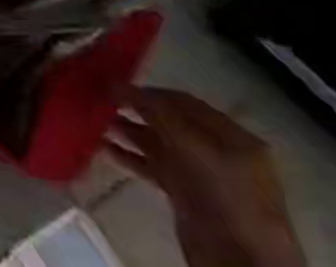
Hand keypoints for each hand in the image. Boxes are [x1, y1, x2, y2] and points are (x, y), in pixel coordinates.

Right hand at [106, 87, 305, 266]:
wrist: (240, 263)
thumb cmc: (225, 196)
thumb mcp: (194, 146)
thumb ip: (158, 113)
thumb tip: (118, 85)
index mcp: (231, 136)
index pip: (184, 102)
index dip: (149, 92)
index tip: (114, 86)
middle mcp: (216, 152)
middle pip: (169, 122)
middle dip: (135, 110)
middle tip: (100, 101)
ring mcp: (200, 175)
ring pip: (157, 145)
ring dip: (127, 131)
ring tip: (95, 121)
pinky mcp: (184, 196)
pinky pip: (152, 168)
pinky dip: (130, 157)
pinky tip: (104, 148)